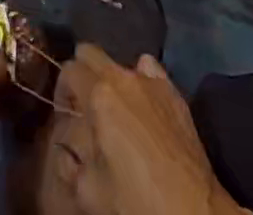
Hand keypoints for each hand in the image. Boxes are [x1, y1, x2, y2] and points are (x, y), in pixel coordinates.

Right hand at [47, 45, 246, 214]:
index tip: (65, 112)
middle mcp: (125, 78)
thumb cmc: (134, 198)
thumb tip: (64, 147)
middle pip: (92, 52)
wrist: (190, 207)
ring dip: (113, 79)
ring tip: (116, 108)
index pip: (70, 69)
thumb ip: (68, 163)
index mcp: (100, 95)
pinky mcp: (174, 90)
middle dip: (82, 72)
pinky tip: (144, 105)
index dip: (62, 89)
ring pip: (122, 62)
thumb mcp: (88, 191)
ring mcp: (153, 80)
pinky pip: (150, 70)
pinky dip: (142, 80)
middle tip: (84, 105)